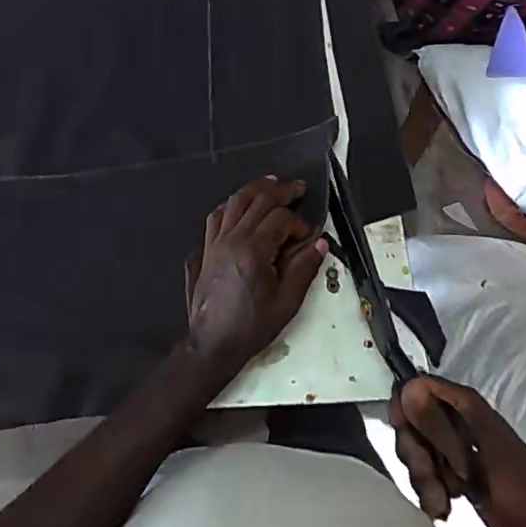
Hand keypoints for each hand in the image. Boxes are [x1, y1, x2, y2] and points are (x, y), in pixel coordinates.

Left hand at [184, 176, 326, 374]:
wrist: (214, 343)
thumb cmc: (250, 326)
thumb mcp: (287, 302)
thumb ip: (304, 268)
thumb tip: (319, 244)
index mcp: (253, 251)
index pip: (280, 219)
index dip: (298, 222)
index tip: (307, 234)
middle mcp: (232, 240)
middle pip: (257, 201)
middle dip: (281, 191)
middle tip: (297, 188)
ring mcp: (216, 242)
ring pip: (234, 203)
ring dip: (254, 189)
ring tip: (269, 183)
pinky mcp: (206, 249)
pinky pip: (215, 216)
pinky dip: (229, 205)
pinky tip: (237, 204)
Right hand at [391, 375, 512, 519]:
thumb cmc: (519, 491)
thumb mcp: (476, 458)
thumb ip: (438, 425)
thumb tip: (406, 391)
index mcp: (465, 405)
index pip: (418, 387)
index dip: (406, 407)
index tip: (407, 434)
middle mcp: (457, 422)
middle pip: (412, 422)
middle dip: (416, 453)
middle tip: (432, 475)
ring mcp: (456, 450)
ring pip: (417, 451)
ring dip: (423, 478)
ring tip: (442, 501)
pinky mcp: (456, 476)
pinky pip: (427, 474)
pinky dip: (430, 492)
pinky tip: (443, 508)